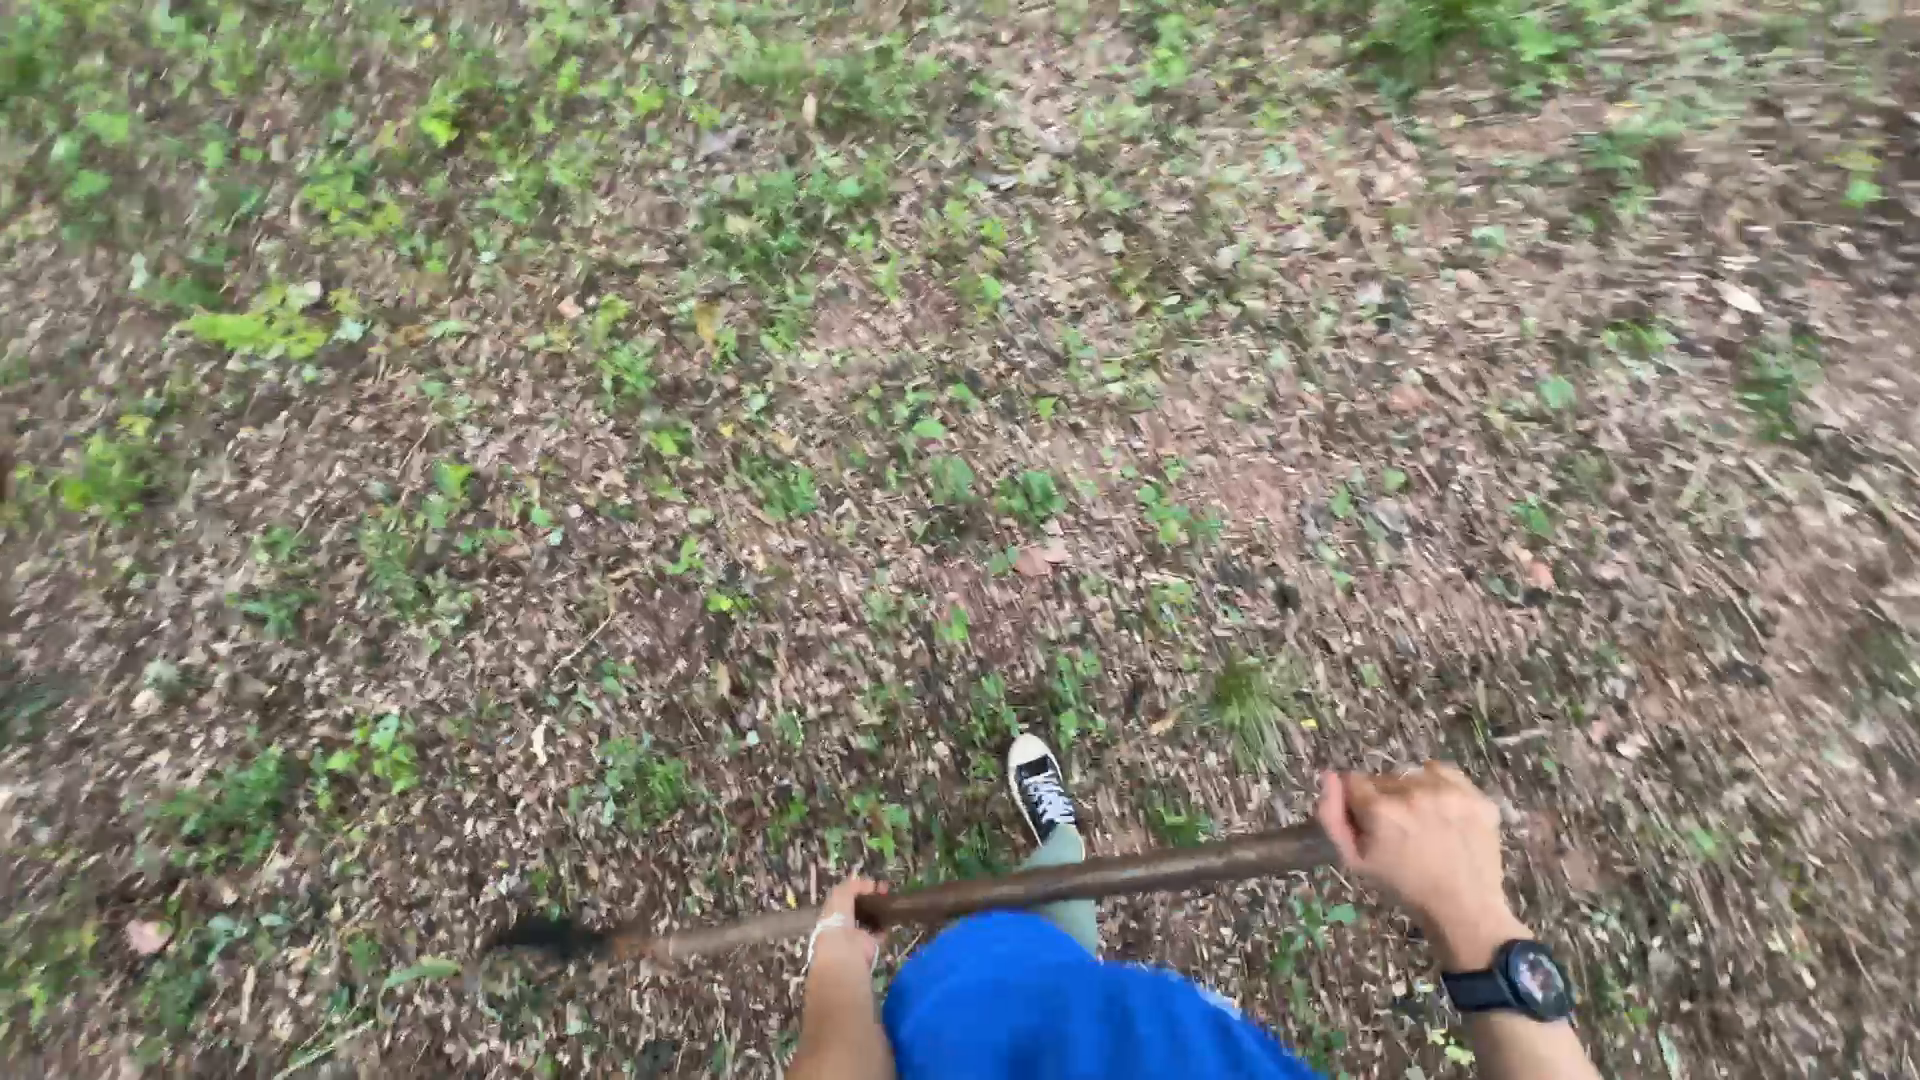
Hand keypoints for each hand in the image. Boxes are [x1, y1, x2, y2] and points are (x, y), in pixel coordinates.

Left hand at [811, 878, 887, 972]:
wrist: (845, 951)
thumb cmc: (837, 919)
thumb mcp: (840, 895)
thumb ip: (853, 885)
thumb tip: (871, 883)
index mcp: (833, 913)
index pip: (845, 898)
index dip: (857, 888)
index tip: (870, 883)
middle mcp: (844, 924)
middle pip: (859, 908)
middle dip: (870, 898)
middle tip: (883, 889)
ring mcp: (857, 936)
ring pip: (870, 919)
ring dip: (879, 910)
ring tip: (889, 898)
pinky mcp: (870, 945)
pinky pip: (879, 932)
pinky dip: (885, 925)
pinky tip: (891, 913)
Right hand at [1315, 762, 1531, 969]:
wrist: (1465, 908)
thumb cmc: (1403, 885)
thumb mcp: (1353, 859)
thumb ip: (1330, 815)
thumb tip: (1329, 775)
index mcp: (1380, 810)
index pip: (1353, 781)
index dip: (1358, 803)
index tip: (1371, 824)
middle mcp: (1412, 793)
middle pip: (1383, 778)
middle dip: (1384, 798)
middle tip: (1399, 830)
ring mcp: (1448, 793)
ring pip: (1411, 775)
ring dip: (1410, 793)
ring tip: (1423, 823)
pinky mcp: (1475, 796)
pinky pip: (1442, 772)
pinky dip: (1437, 785)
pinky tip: (1441, 810)